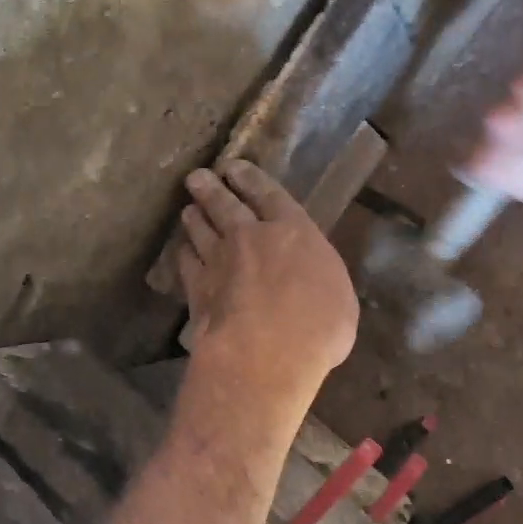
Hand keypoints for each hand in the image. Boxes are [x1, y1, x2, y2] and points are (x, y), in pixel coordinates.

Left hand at [179, 160, 358, 397]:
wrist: (265, 354)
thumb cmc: (318, 328)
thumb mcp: (339, 299)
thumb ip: (319, 279)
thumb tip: (312, 280)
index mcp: (294, 232)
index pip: (269, 195)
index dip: (251, 180)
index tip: (235, 168)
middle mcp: (251, 237)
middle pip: (225, 204)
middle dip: (212, 188)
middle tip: (197, 177)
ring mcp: (219, 261)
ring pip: (201, 230)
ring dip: (195, 218)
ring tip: (189, 210)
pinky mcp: (197, 288)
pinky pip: (187, 263)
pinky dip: (184, 254)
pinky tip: (183, 252)